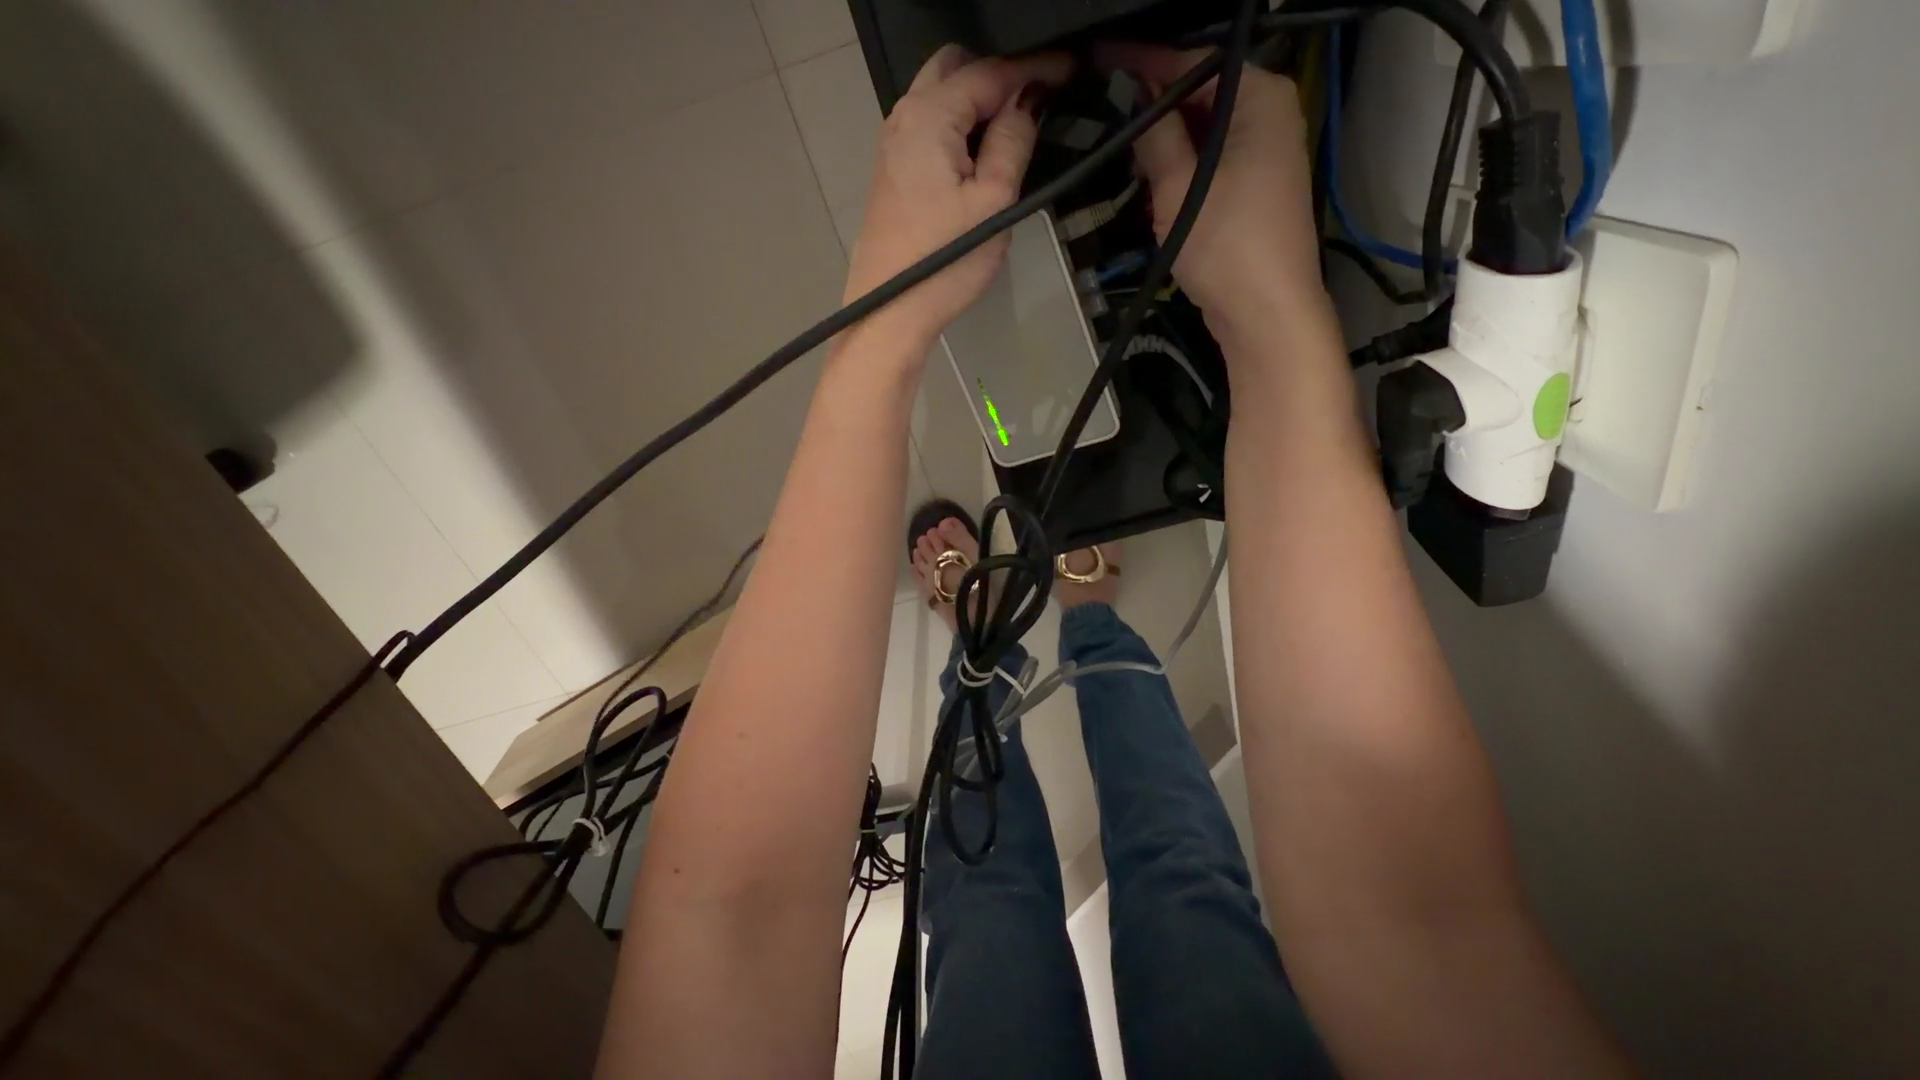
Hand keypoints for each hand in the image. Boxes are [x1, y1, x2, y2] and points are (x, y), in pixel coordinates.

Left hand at [843, 46, 1071, 348]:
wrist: (890, 311)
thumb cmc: (946, 262)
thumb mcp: (994, 200)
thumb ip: (1013, 140)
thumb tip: (1027, 102)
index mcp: (930, 116)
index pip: (989, 72)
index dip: (1034, 68)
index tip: (1071, 71)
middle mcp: (905, 115)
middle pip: (955, 67)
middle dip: (998, 75)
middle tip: (1040, 99)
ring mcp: (895, 142)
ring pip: (940, 94)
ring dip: (978, 99)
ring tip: (1019, 123)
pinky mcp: (895, 168)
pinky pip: (931, 124)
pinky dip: (960, 122)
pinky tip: (986, 148)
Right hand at [1099, 46, 1330, 346]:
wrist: (1266, 316)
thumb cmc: (1225, 248)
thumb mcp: (1178, 188)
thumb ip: (1154, 132)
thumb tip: (1134, 89)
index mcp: (1261, 98)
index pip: (1194, 61)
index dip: (1144, 63)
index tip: (1099, 62)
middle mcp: (1271, 114)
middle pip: (1201, 92)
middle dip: (1154, 106)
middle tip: (1105, 118)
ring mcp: (1266, 151)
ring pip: (1202, 128)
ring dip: (1164, 142)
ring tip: (1122, 157)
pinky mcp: (1255, 185)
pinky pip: (1211, 158)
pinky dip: (1181, 166)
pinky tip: (1149, 184)